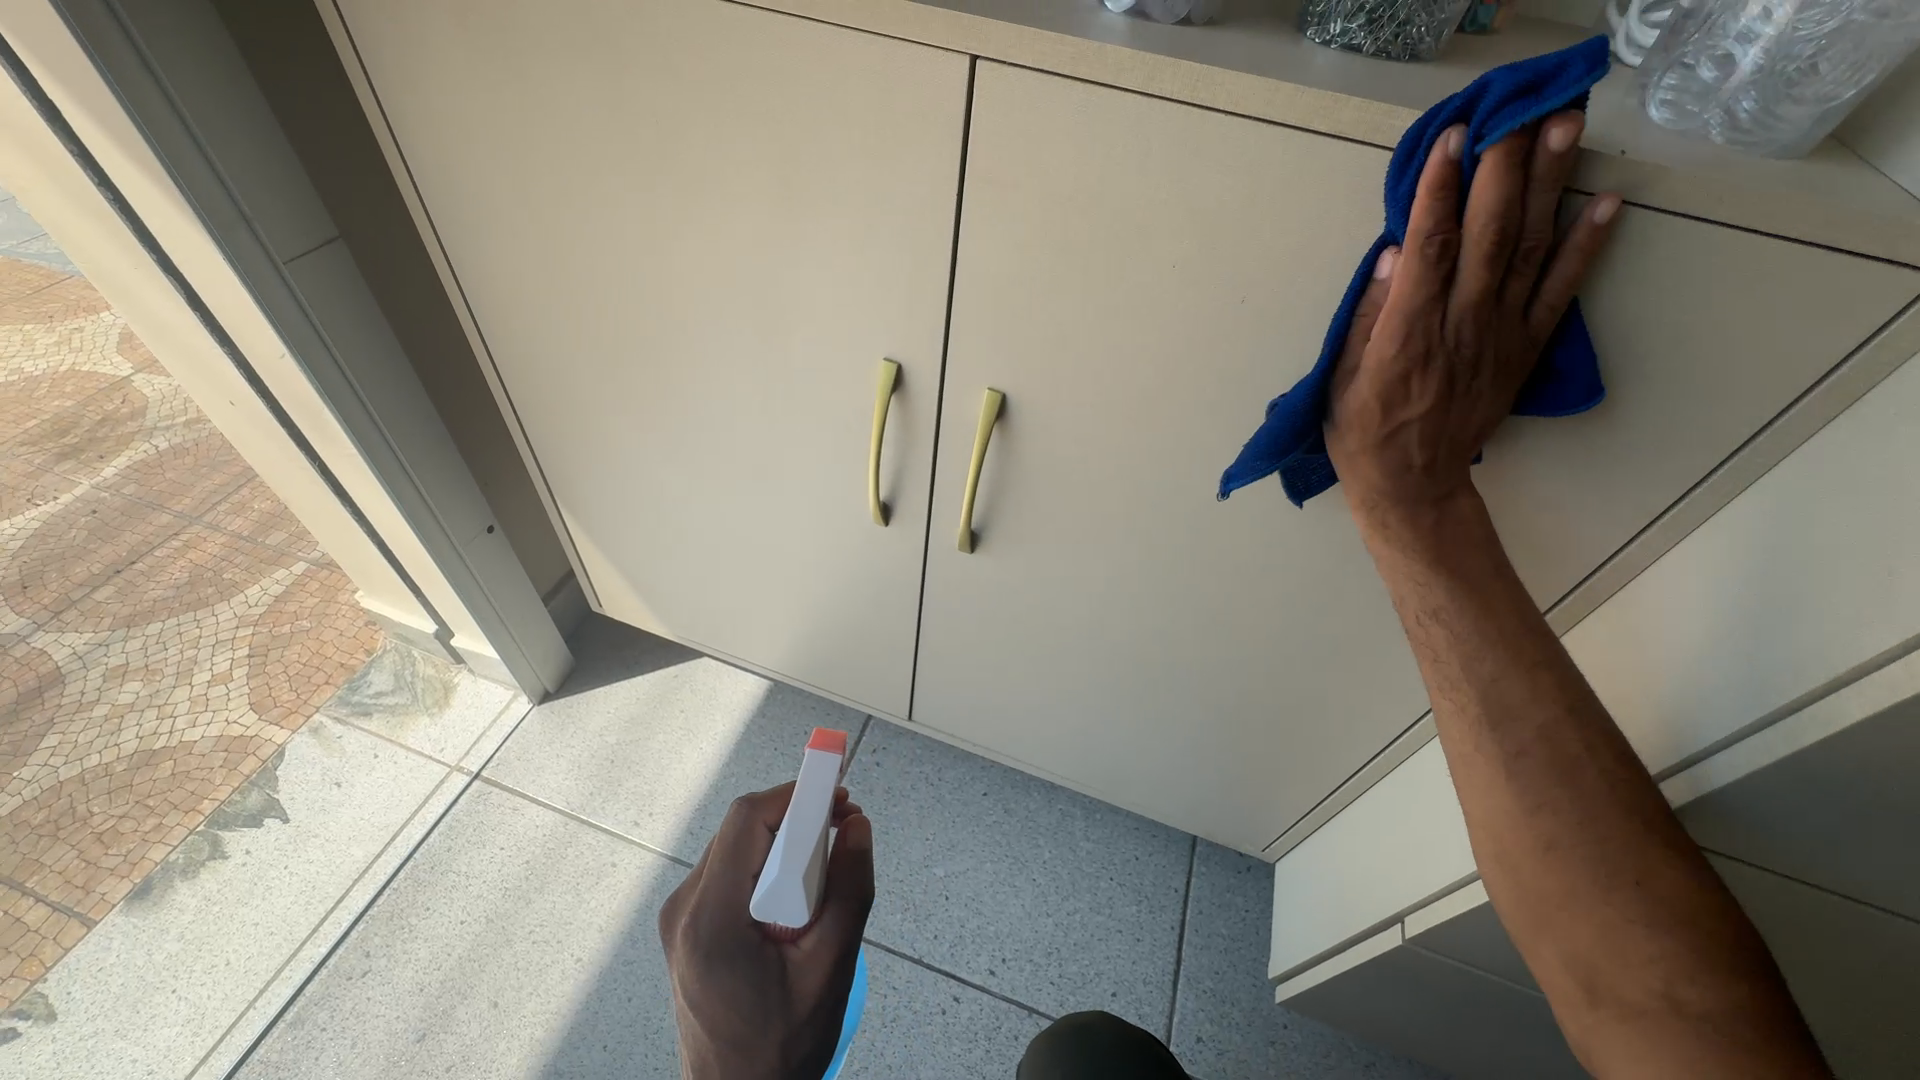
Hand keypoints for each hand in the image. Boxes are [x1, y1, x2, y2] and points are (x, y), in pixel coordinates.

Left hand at [659, 782, 873, 1079]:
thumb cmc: (782, 1046)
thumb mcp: (831, 969)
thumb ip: (850, 891)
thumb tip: (858, 825)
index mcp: (712, 920)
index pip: (748, 820)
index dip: (796, 794)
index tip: (838, 793)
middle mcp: (685, 909)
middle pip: (743, 829)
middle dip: (797, 820)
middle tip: (843, 830)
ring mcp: (680, 918)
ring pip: (738, 846)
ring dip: (786, 844)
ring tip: (826, 873)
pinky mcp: (688, 926)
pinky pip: (732, 870)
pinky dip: (769, 867)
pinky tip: (798, 897)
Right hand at [1325, 113, 1619, 533]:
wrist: (1413, 484)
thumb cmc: (1362, 433)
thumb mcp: (1340, 379)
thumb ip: (1368, 317)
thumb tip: (1394, 256)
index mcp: (1407, 335)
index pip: (1429, 250)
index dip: (1439, 193)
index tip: (1451, 141)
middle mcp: (1461, 327)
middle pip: (1488, 236)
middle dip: (1503, 169)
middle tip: (1517, 113)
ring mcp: (1500, 336)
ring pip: (1529, 250)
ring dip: (1549, 186)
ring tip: (1565, 128)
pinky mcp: (1525, 349)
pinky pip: (1561, 292)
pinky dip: (1587, 246)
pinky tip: (1605, 201)